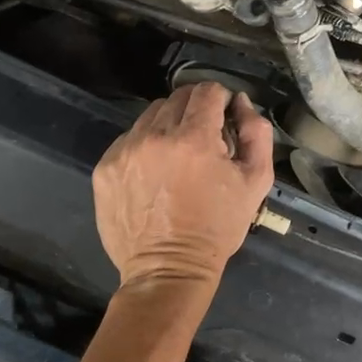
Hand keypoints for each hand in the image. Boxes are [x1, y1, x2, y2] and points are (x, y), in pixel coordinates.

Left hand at [92, 82, 274, 288]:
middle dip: (196, 109)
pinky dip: (146, 144)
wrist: (168, 270)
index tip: (224, 119)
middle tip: (204, 137)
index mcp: (194, 139)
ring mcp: (125, 152)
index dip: (221, 99)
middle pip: (178, 97)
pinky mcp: (105, 169)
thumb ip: (256, 132)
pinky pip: (129, 138)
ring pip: (151, 114)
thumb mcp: (256, 181)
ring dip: (169, 124)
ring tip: (177, 155)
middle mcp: (155, 137)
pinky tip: (155, 171)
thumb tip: (240, 102)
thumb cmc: (218, 226)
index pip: (207, 91)